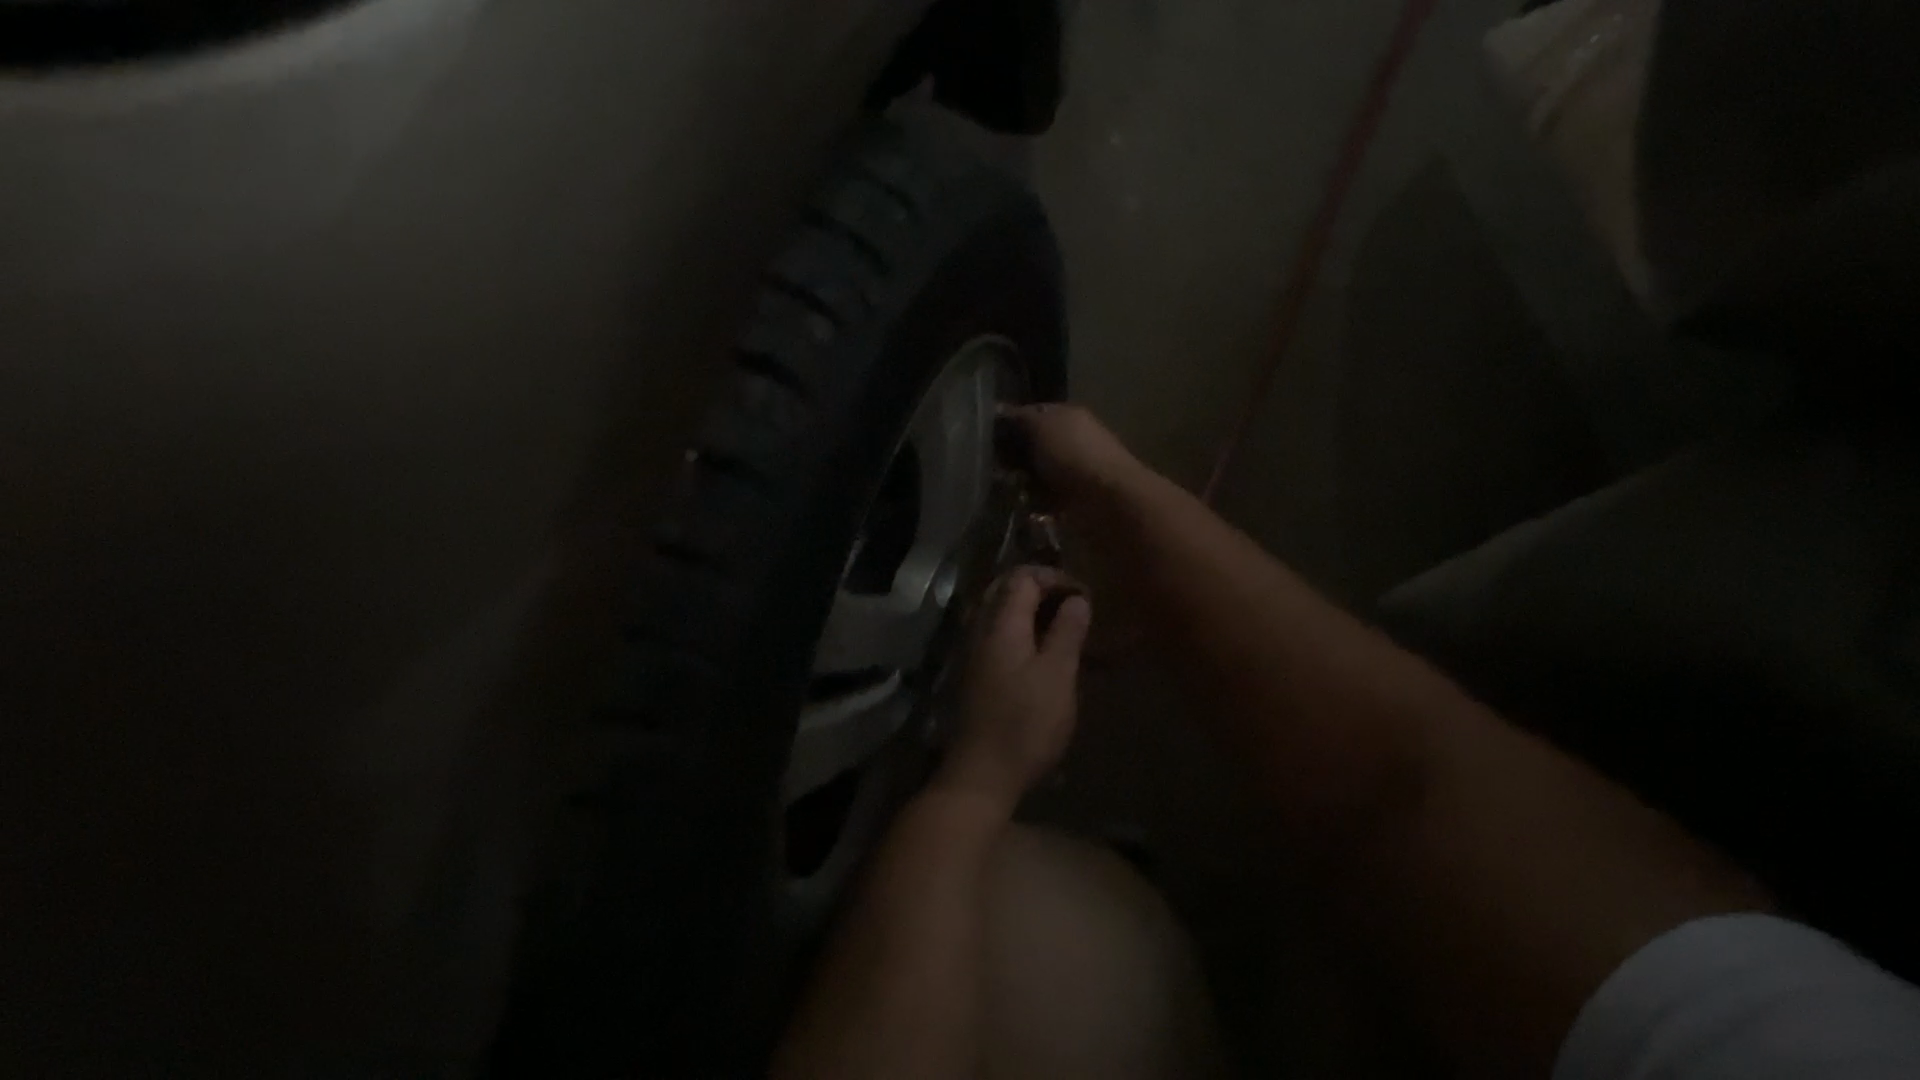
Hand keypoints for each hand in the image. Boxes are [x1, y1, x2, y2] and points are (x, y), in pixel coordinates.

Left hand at [935, 567, 1092, 811]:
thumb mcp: (1058, 675)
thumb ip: (1067, 632)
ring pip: (1004, 617)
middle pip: (1008, 592)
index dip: (1055, 577)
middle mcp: (982, 630)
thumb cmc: (1025, 723)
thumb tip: (1077, 598)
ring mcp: (976, 654)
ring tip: (1069, 632)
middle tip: (1078, 609)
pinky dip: (1026, 636)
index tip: (1086, 595)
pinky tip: (1048, 658)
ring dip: (1035, 615)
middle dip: (1044, 592)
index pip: (1023, 577)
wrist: (982, 774)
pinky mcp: (978, 677)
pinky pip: (1001, 640)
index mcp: (1001, 624)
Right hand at [999, 404, 1141, 505]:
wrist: (1106, 502)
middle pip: (1030, 448)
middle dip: (1009, 458)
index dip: (1005, 425)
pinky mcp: (1071, 504)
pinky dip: (1030, 505)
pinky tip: (1018, 508)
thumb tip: (996, 412)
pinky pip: (1041, 501)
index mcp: (1066, 416)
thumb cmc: (1073, 454)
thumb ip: (1017, 417)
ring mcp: (1072, 474)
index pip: (1029, 415)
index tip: (981, 440)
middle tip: (989, 468)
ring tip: (999, 491)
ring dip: (1018, 484)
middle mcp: (1071, 441)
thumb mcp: (1040, 424)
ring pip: (1033, 476)